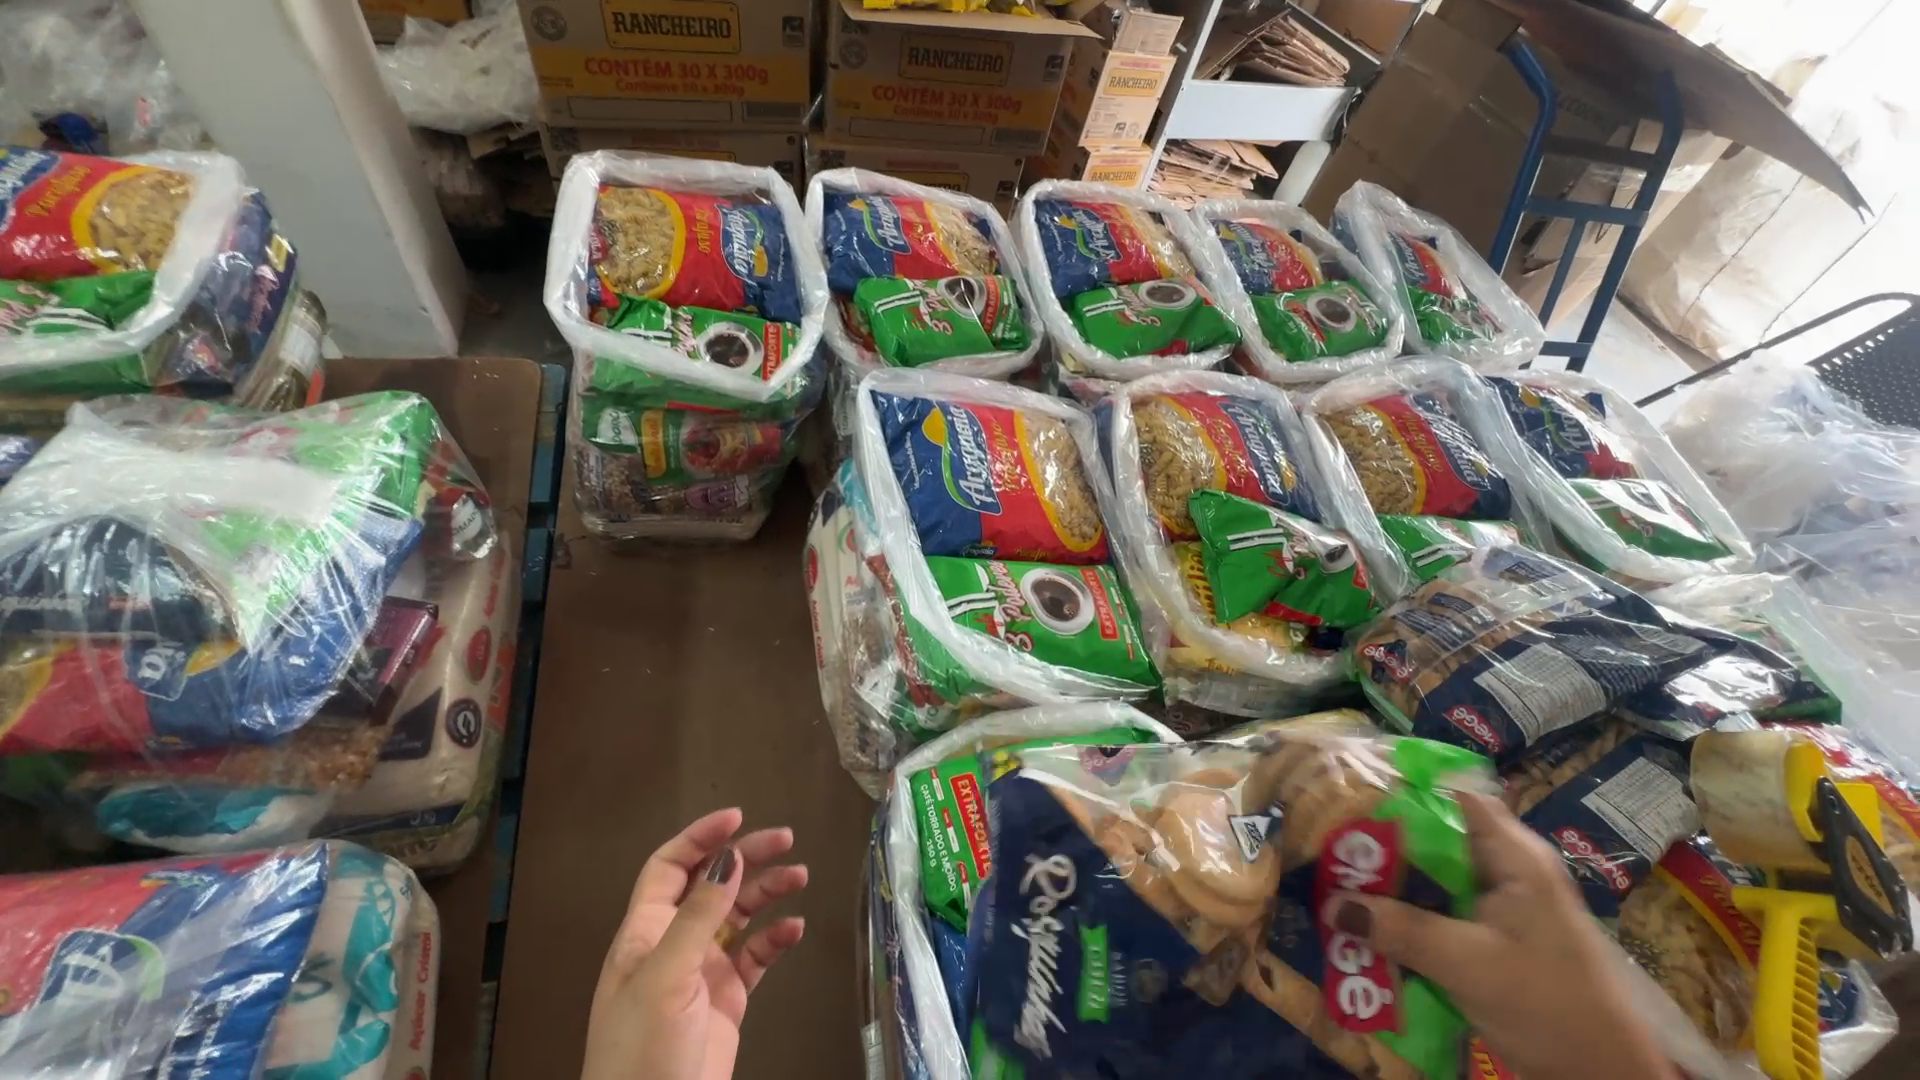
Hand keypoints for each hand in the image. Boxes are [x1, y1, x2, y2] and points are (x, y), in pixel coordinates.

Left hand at [581, 808, 809, 1079]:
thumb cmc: (642, 1048)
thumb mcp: (665, 977)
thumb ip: (699, 915)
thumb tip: (730, 856)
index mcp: (646, 932)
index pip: (670, 867)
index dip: (700, 838)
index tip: (738, 817)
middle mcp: (675, 942)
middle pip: (713, 883)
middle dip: (747, 857)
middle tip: (787, 840)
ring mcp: (704, 970)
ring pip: (740, 915)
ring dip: (768, 893)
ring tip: (800, 878)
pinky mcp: (728, 998)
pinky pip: (757, 956)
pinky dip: (776, 939)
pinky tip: (795, 930)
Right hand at [1331, 793, 1680, 1079]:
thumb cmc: (1550, 1008)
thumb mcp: (1467, 964)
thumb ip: (1398, 929)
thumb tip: (1329, 904)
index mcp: (1513, 856)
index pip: (1452, 792)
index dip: (1402, 784)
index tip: (1350, 786)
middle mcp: (1507, 867)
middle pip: (1435, 831)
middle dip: (1382, 834)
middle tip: (1328, 834)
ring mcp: (1502, 902)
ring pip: (1433, 870)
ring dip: (1390, 874)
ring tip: (1335, 871)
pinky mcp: (1493, 933)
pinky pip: (1438, 902)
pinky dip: (1405, 904)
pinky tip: (1368, 915)